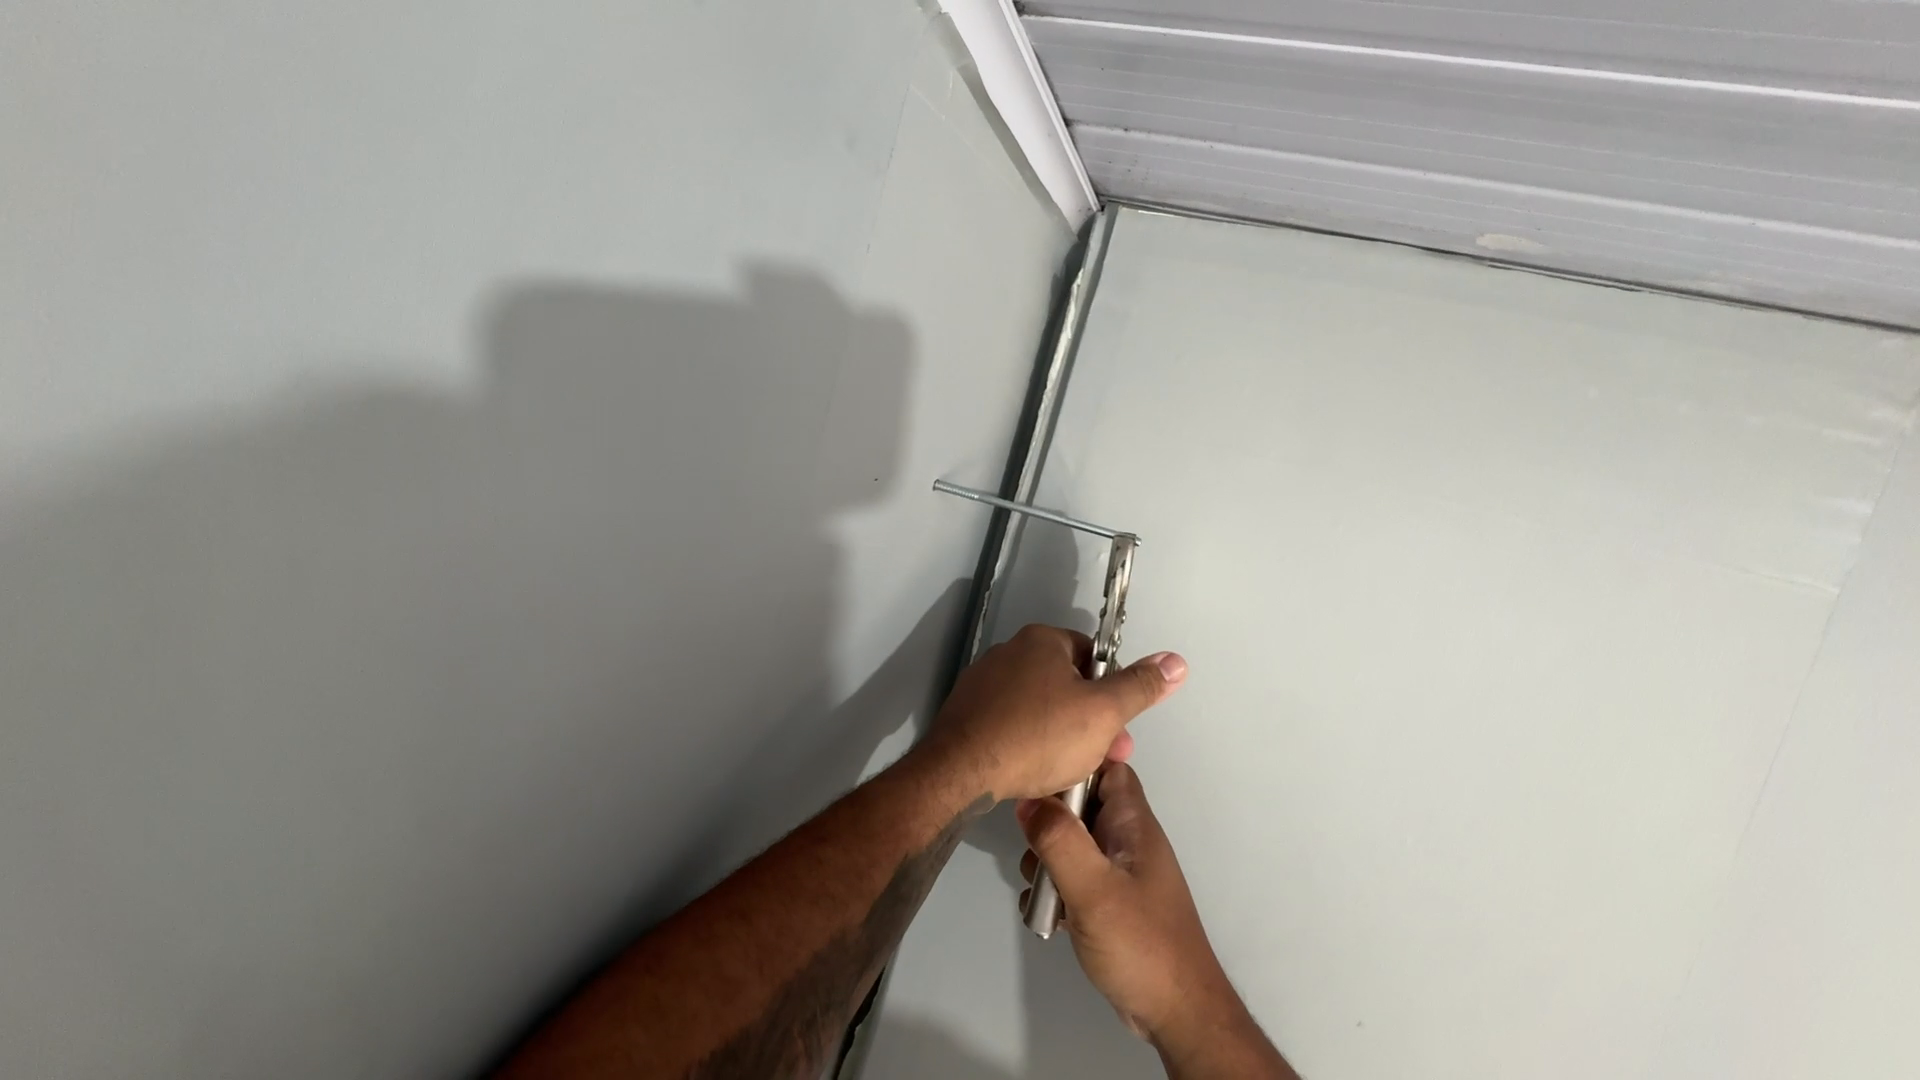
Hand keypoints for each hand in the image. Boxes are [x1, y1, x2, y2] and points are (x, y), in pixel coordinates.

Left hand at [918, 624, 1185, 800]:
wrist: (961, 772)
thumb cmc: (1039, 736)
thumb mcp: (1103, 713)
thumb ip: (1140, 687)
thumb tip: (1176, 661)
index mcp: (1041, 640)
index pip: (1092, 656)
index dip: (1112, 692)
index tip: (1118, 729)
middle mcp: (1009, 652)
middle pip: (1066, 684)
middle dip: (1090, 722)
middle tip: (1102, 759)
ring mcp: (983, 683)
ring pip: (1039, 707)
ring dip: (1061, 736)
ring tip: (1068, 772)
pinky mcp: (966, 714)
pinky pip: (1010, 724)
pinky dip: (1027, 744)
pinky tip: (1033, 771)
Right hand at [1017, 763, 1232, 1042]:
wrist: (1175, 1012)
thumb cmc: (1141, 944)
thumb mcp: (1093, 889)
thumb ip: (1059, 841)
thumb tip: (1027, 800)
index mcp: (1133, 824)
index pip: (1108, 767)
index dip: (1076, 762)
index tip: (1037, 774)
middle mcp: (1127, 840)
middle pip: (1081, 804)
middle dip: (1049, 819)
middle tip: (1033, 846)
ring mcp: (1118, 871)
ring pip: (1071, 842)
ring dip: (1047, 859)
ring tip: (1039, 887)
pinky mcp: (1109, 900)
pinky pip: (1072, 876)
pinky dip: (1054, 889)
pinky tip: (1044, 913)